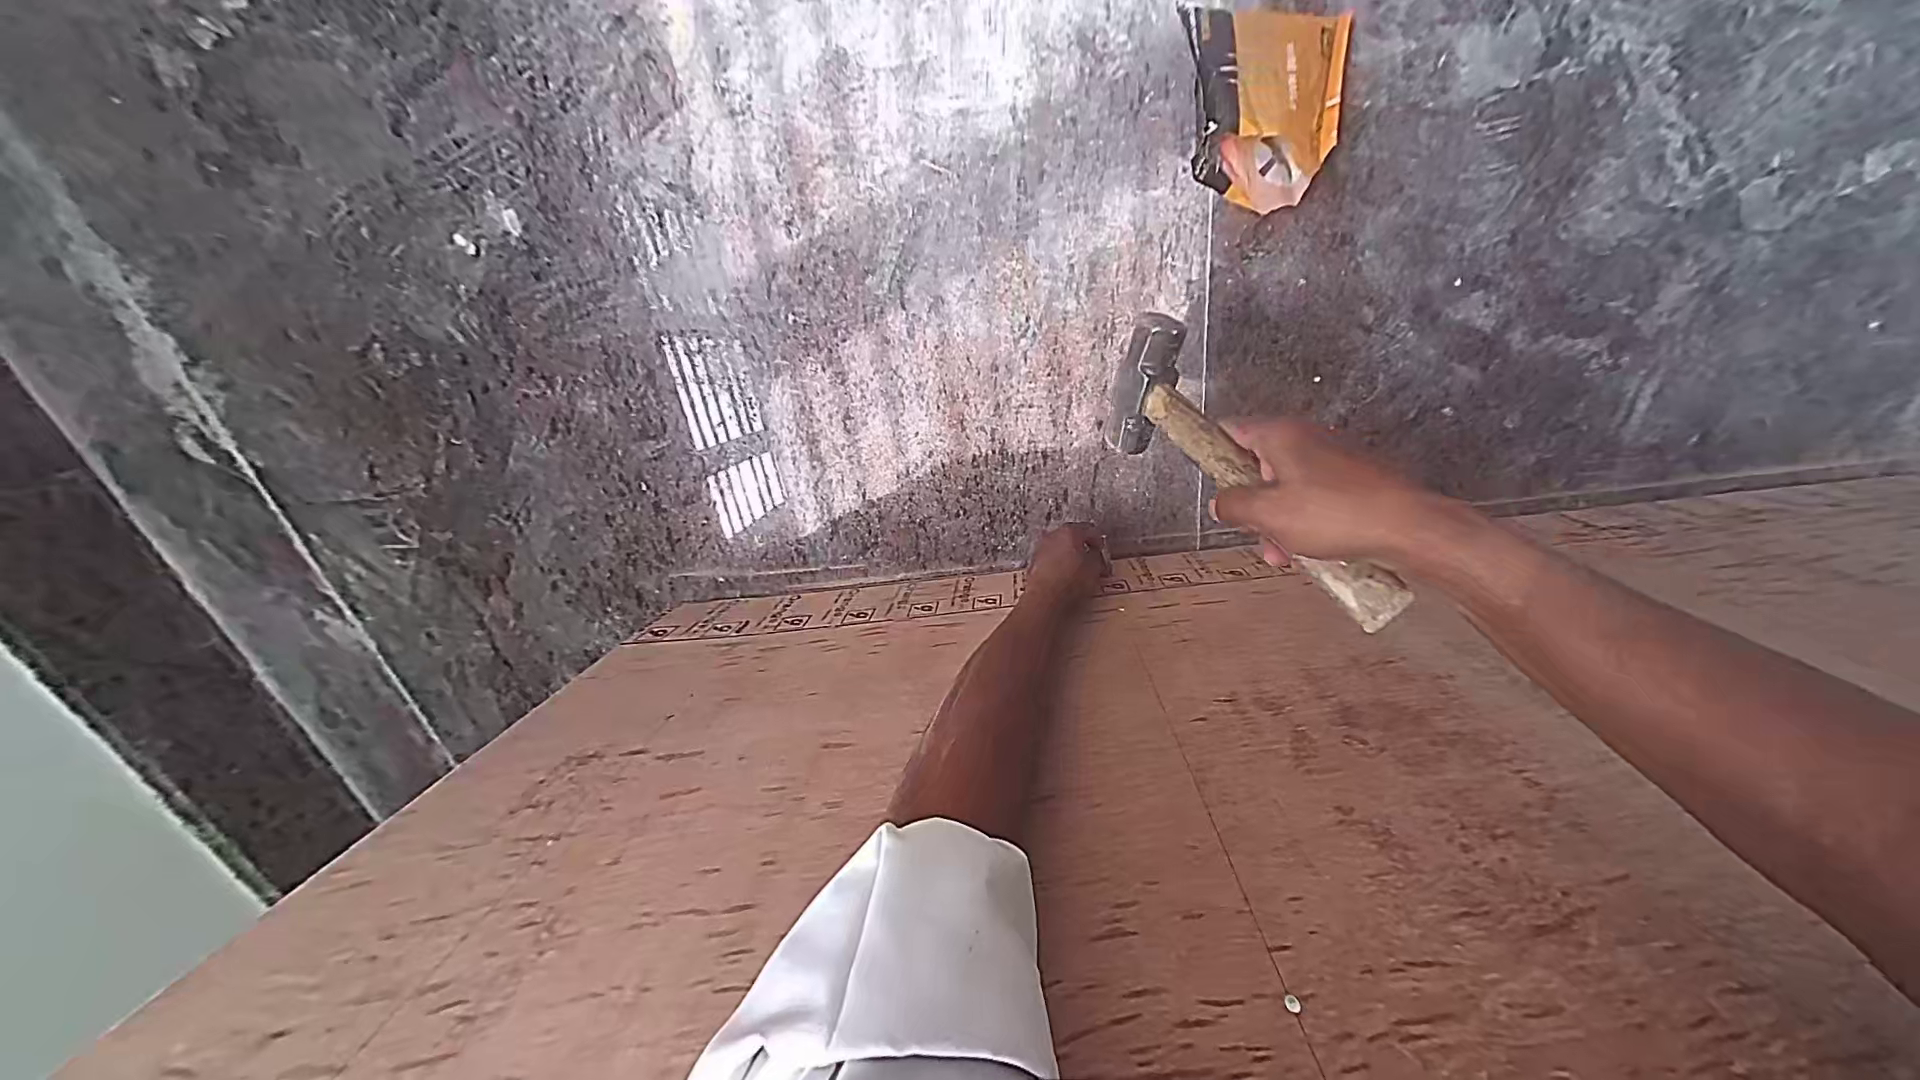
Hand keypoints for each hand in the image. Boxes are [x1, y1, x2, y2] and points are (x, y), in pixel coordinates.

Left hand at [1023, 522, 1107, 602]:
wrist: (1045, 599)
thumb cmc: (1071, 582)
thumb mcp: (1095, 568)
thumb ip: (1098, 557)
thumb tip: (1096, 555)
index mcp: (1070, 532)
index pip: (1090, 530)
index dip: (1099, 542)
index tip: (1103, 551)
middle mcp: (1052, 536)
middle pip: (1072, 537)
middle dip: (1082, 548)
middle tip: (1092, 561)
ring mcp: (1040, 549)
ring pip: (1059, 549)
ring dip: (1069, 557)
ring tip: (1079, 572)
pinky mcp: (1033, 564)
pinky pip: (1050, 561)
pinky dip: (1058, 566)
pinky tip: (1064, 578)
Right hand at [1209, 418, 1456, 566]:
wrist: (1409, 529)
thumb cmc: (1339, 514)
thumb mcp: (1266, 514)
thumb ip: (1232, 505)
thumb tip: (1221, 503)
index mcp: (1281, 436)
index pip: (1231, 430)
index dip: (1211, 449)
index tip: (1202, 468)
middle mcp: (1307, 439)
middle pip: (1258, 465)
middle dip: (1250, 501)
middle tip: (1250, 528)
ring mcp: (1333, 458)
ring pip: (1286, 486)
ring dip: (1276, 518)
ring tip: (1282, 551)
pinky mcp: (1353, 479)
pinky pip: (1314, 497)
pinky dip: (1303, 520)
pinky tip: (1308, 549)